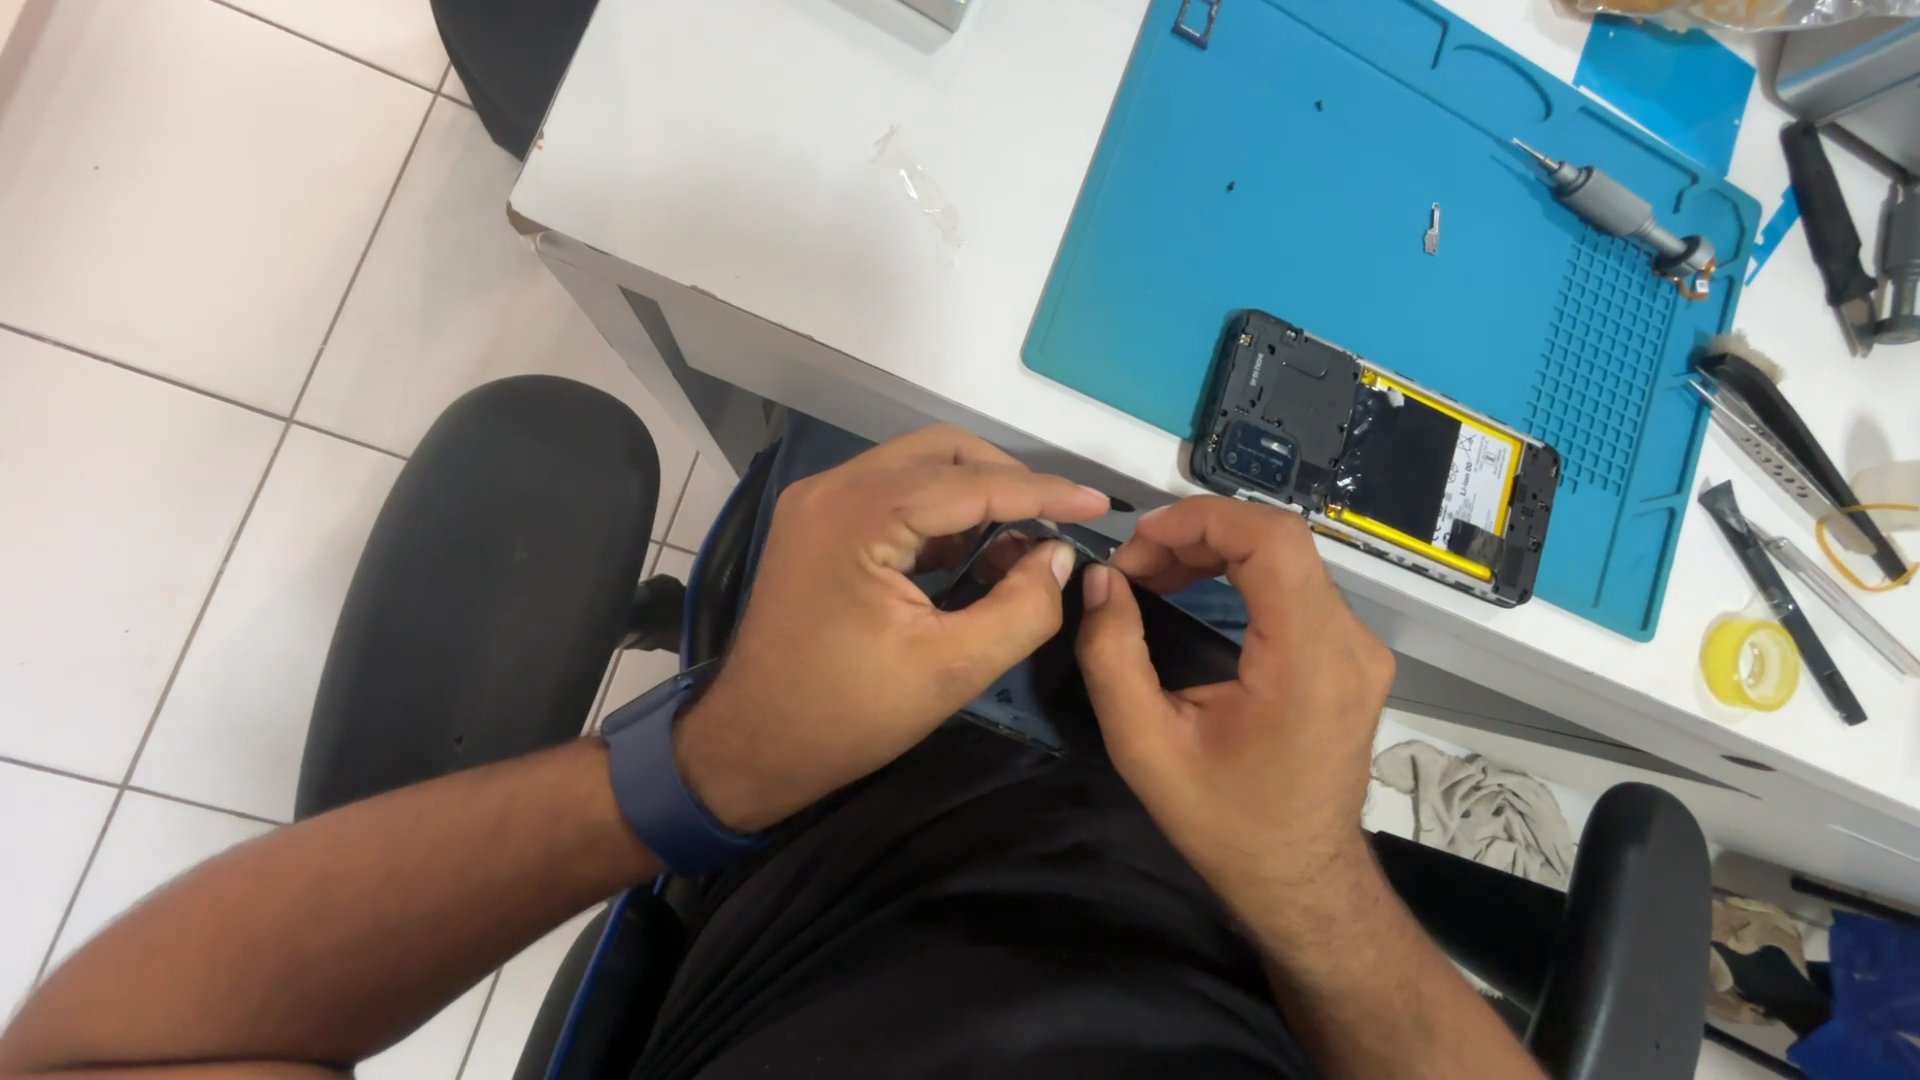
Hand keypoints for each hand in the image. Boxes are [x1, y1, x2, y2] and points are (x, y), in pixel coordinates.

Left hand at [675, 425, 1109, 831]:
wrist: (752, 745)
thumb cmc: (847, 714)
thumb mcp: (951, 670)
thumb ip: (1022, 608)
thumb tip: (1060, 556)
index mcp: (859, 515)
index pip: (971, 483)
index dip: (1044, 492)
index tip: (1100, 503)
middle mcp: (833, 489)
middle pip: (941, 453)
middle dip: (1007, 481)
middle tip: (1057, 521)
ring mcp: (818, 502)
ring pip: (917, 468)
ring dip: (974, 495)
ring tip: (1023, 541)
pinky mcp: (817, 524)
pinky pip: (892, 496)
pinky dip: (939, 514)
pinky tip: (973, 551)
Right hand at [1075, 496, 1393, 923]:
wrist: (1299, 877)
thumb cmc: (1224, 821)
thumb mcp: (1144, 746)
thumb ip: (1112, 656)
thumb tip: (1102, 581)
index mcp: (1308, 660)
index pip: (1272, 540)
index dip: (1202, 518)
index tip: (1140, 540)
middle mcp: (1348, 642)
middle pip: (1277, 540)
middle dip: (1195, 535)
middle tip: (1133, 568)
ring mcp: (1357, 647)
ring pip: (1285, 556)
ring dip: (1212, 550)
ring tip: (1152, 576)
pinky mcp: (1348, 654)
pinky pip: (1293, 583)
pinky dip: (1235, 572)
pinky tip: (1191, 589)